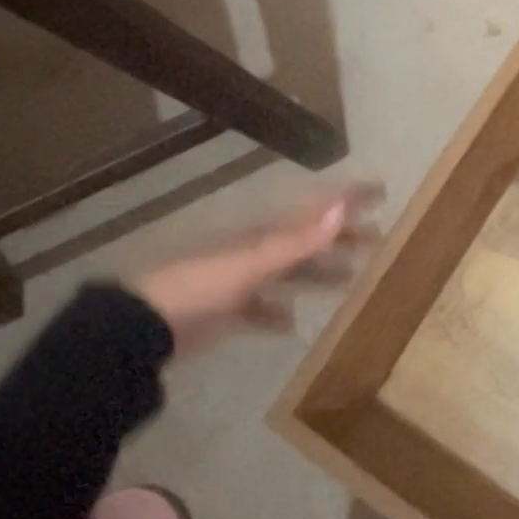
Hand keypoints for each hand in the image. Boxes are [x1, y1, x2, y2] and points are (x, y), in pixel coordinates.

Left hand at [132, 183, 384, 355]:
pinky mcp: (225, 312)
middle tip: (378, 238)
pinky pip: (260, 309)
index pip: (313, 209)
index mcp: (261, 233)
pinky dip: (278, 313)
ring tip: (351, 278)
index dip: (346, 198)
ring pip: (289, 272)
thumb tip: (341, 209)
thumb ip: (297, 240)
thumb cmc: (197, 286)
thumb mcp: (251, 262)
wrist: (139, 327)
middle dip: (342, 236)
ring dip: (319, 272)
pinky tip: (292, 322)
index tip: (380, 191)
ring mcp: (238, 281)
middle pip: (306, 239)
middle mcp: (253, 250)